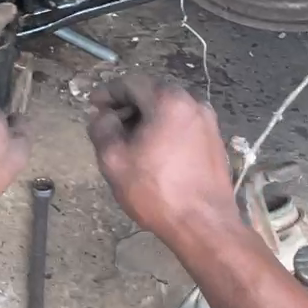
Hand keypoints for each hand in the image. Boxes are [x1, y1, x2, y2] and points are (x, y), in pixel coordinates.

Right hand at [87, 75, 239, 244]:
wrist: (204, 225)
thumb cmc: (155, 190)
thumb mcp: (113, 159)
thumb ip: (101, 128)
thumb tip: (103, 116)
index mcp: (169, 101)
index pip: (131, 83)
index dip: (108, 92)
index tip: (93, 105)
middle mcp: (193, 103)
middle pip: (152, 93)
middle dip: (127, 106)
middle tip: (108, 125)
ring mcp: (208, 122)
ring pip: (168, 109)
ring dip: (146, 118)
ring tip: (128, 142)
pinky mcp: (214, 140)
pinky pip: (182, 124)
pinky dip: (164, 129)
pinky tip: (152, 152)